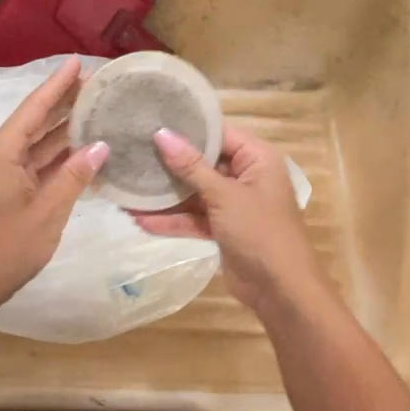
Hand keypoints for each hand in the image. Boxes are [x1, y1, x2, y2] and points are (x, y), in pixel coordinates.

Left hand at [0, 57, 110, 307]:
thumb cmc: (9, 248)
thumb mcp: (48, 212)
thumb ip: (74, 176)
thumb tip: (100, 146)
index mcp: (1, 154)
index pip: (33, 110)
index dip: (56, 85)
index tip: (76, 62)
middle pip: (33, 121)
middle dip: (62, 102)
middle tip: (95, 83)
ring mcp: (0, 174)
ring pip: (35, 143)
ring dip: (62, 128)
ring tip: (94, 108)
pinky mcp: (6, 190)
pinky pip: (34, 163)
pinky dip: (57, 156)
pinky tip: (82, 148)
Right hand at [132, 126, 326, 313]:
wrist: (280, 288)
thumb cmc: (260, 231)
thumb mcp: (224, 195)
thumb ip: (192, 167)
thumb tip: (162, 135)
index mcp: (257, 159)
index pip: (218, 134)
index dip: (187, 129)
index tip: (151, 122)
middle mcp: (246, 176)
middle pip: (203, 162)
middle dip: (170, 162)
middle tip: (132, 152)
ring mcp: (233, 204)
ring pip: (195, 192)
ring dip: (167, 195)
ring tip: (129, 188)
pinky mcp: (222, 228)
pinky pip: (194, 217)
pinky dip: (173, 219)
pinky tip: (141, 220)